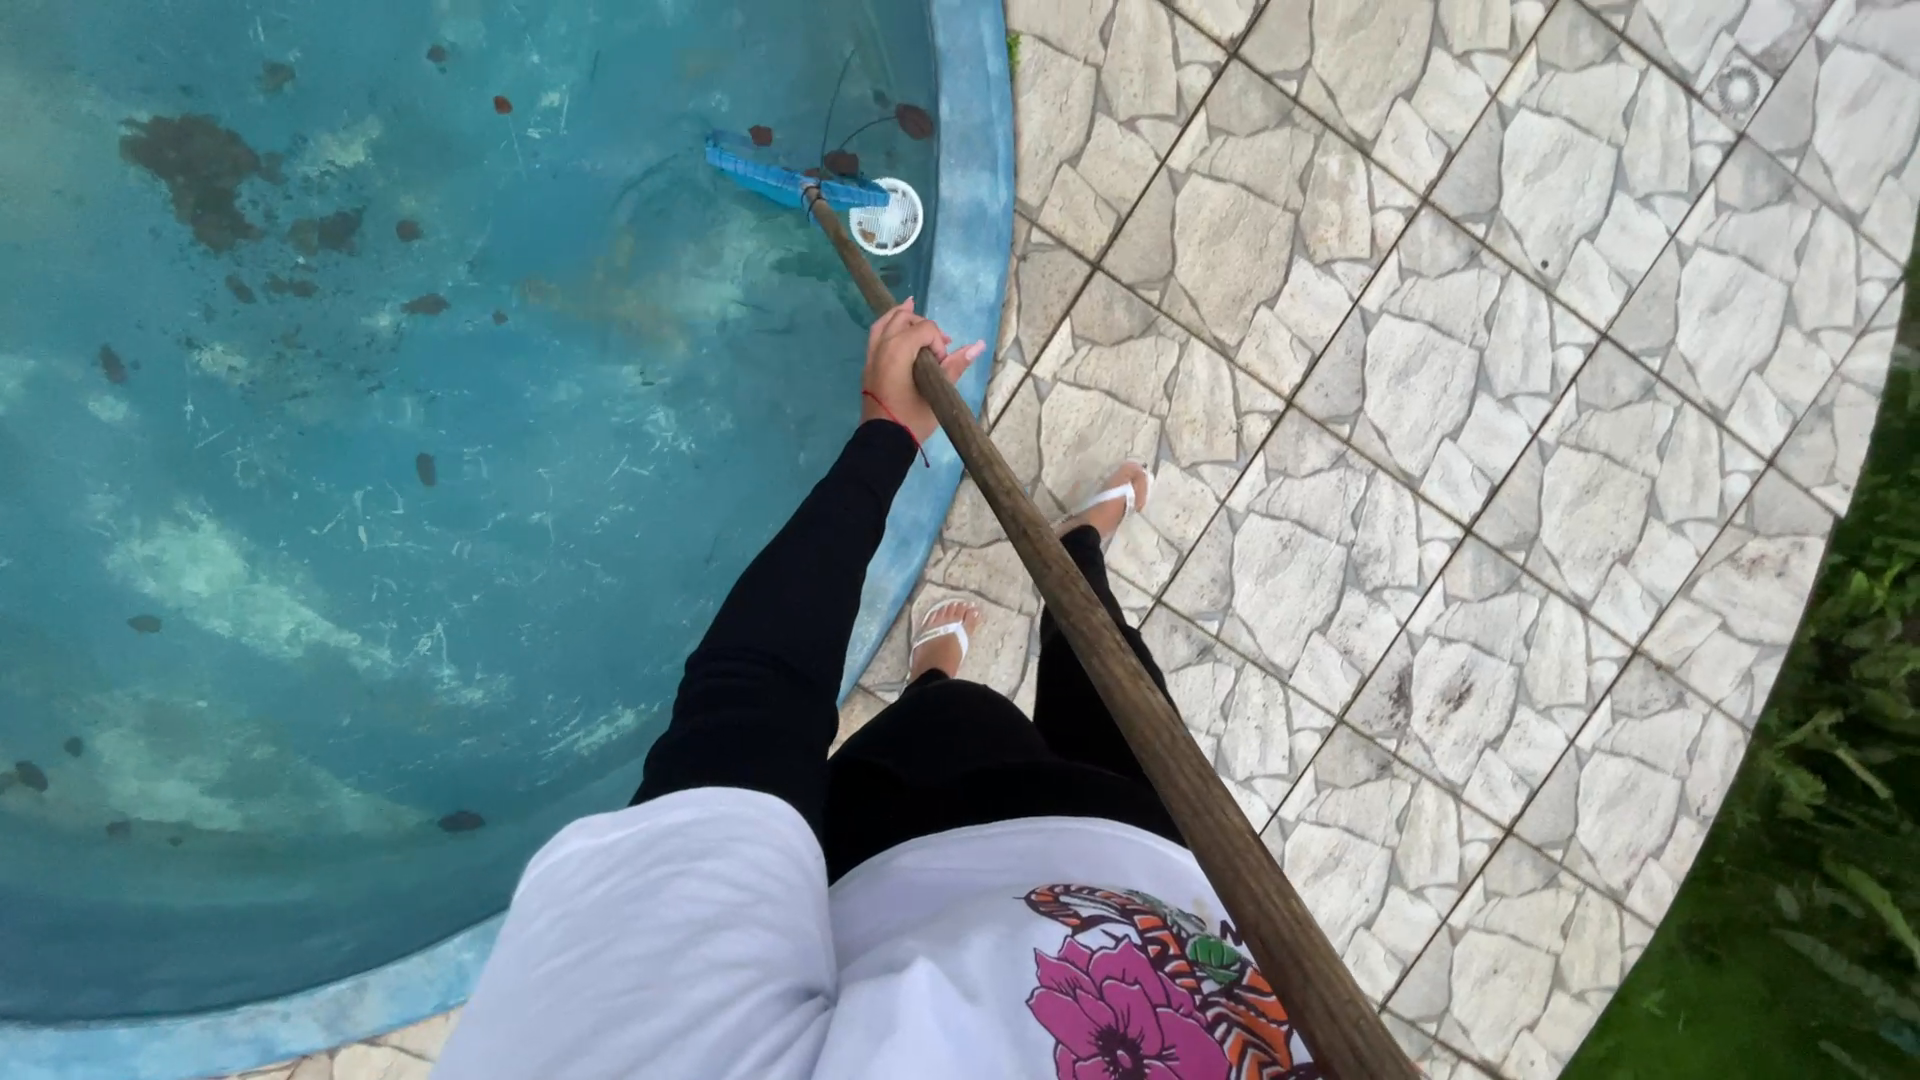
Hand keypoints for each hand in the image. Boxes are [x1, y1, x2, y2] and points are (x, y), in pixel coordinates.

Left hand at [861, 297, 984, 444]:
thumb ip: (955, 366)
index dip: (938, 342)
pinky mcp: (869, 364)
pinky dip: (889, 326)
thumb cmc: (912, 419)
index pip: (925, 328)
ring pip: (886, 321)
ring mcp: (872, 354)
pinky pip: (877, 334)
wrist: (883, 441)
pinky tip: (899, 328)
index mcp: (898, 350)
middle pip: (904, 318)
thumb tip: (978, 346)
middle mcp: (882, 346)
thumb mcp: (937, 393)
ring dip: (903, 317)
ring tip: (915, 311)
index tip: (941, 365)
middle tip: (939, 345)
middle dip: (924, 326)